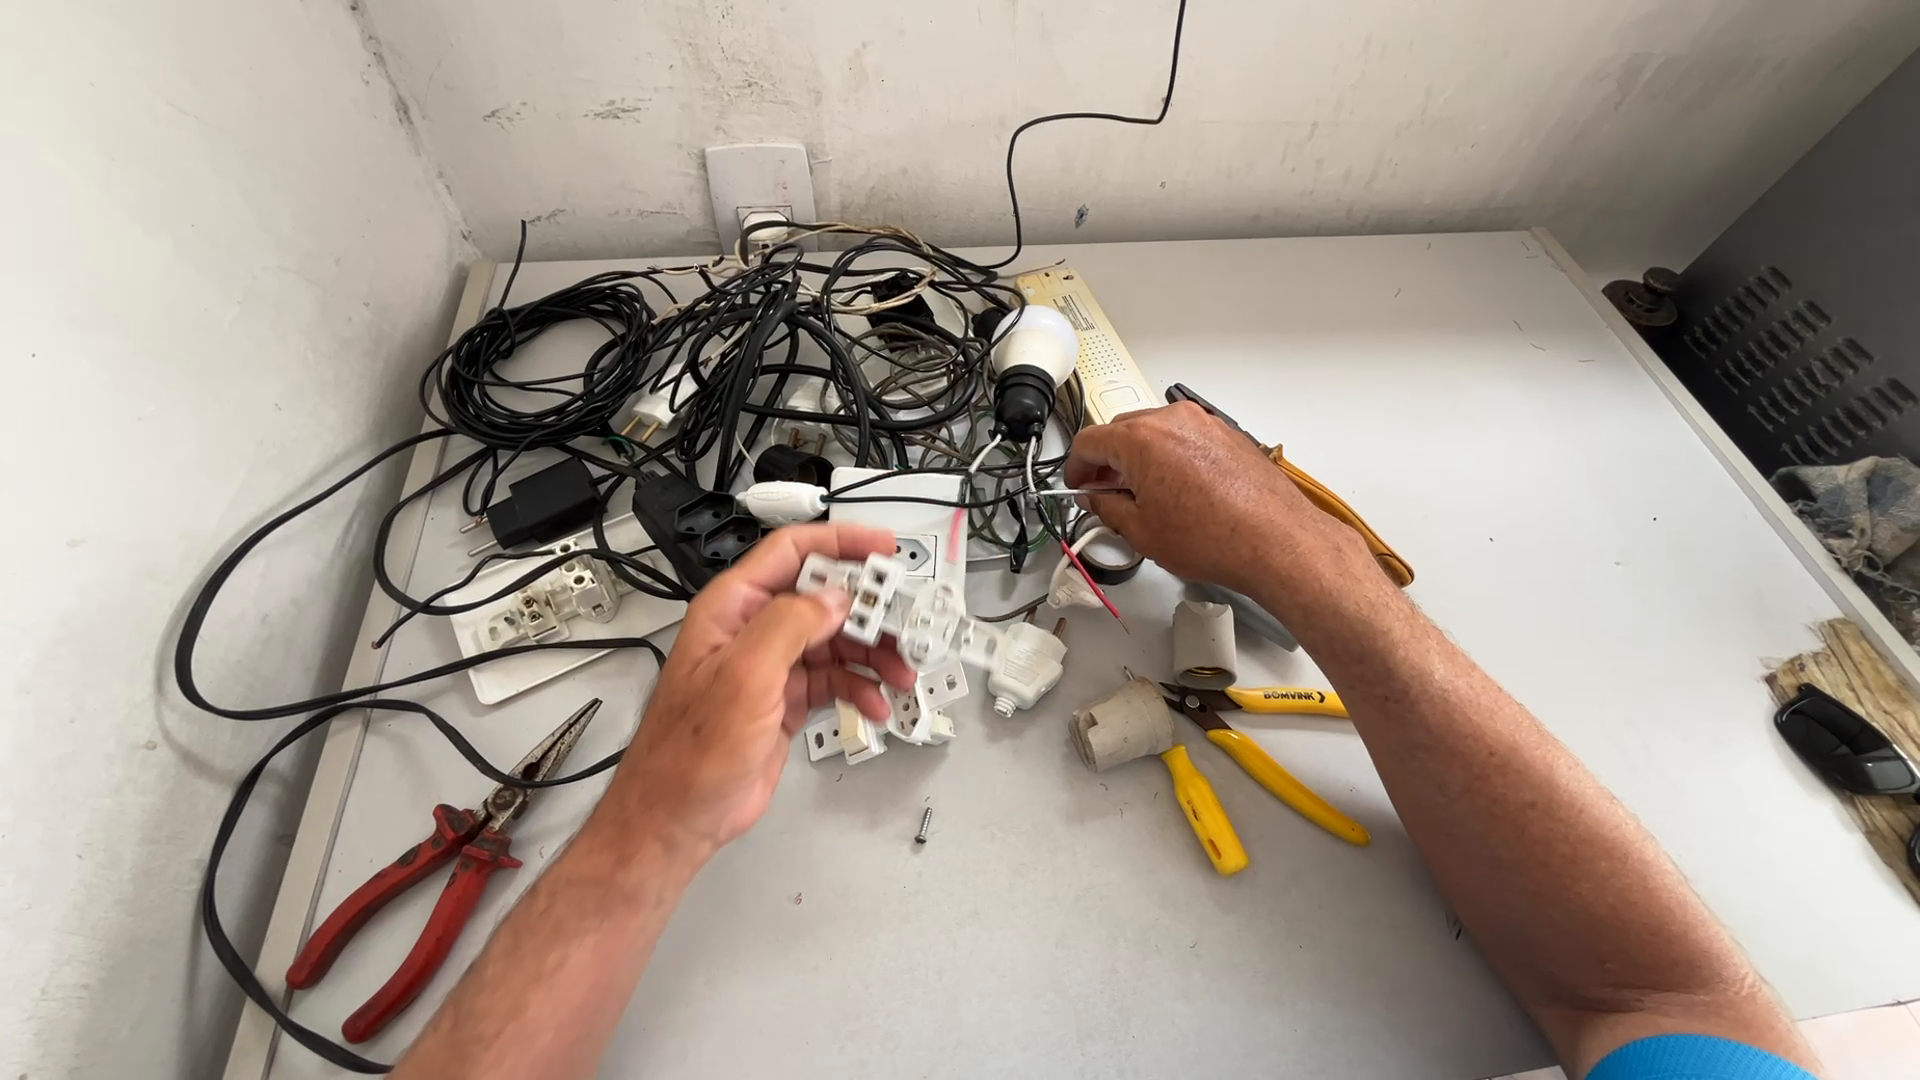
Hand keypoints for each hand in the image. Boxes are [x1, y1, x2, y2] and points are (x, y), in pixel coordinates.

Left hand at [599, 524, 915, 857]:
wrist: (681, 817)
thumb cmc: (691, 750)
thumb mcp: (743, 676)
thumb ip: (790, 625)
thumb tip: (835, 598)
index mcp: (734, 607)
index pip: (791, 552)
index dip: (840, 542)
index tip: (883, 548)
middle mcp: (755, 629)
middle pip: (824, 598)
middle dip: (868, 610)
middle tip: (903, 623)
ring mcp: (773, 664)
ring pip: (837, 641)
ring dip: (873, 654)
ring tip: (900, 673)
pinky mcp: (788, 698)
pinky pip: (835, 679)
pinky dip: (860, 688)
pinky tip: (874, 705)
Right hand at [1064, 402, 1351, 594]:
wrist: (1276, 541)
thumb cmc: (1217, 537)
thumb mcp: (1142, 532)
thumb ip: (1107, 509)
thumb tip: (1098, 500)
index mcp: (1141, 439)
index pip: (1088, 442)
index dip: (1075, 467)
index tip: (1078, 484)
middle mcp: (1171, 421)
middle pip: (1119, 431)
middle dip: (1106, 461)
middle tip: (1103, 491)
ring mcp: (1202, 424)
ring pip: (1152, 431)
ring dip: (1137, 456)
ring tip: (1140, 494)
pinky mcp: (1226, 433)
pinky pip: (1182, 437)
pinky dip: (1168, 455)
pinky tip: (1172, 489)